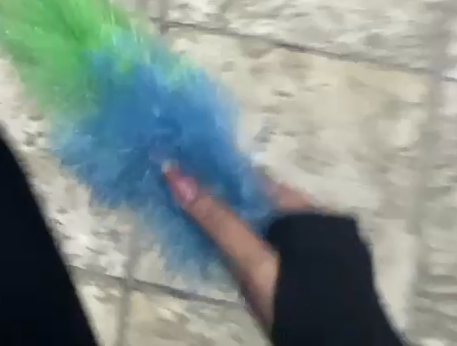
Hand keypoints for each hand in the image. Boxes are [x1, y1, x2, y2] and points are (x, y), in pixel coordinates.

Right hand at [164, 164, 317, 327]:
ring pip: (235, 217)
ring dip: (201, 209)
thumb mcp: (253, 259)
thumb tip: (168, 169)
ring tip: (160, 194)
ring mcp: (285, 244)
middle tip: (156, 176)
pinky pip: (237, 237)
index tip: (166, 155)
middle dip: (199, 187)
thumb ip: (214, 217)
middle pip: (238, 195)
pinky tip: (182, 224)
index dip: (205, 165)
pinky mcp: (274, 265)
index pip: (244, 175)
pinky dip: (212, 231)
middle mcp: (295, 220)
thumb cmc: (301, 301)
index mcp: (300, 209)